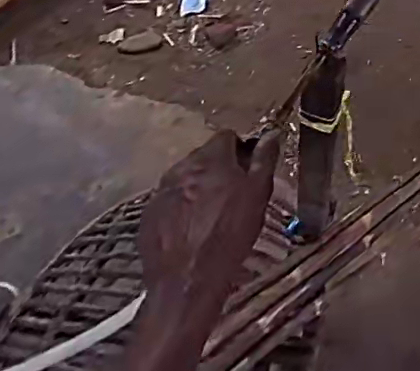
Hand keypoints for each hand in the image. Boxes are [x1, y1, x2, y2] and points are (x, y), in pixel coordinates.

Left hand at [124, 130, 279, 370]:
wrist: (186, 285)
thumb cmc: (228, 237)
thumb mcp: (257, 196)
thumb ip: (264, 160)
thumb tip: (271, 134)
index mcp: (211, 158)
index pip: (227, 137)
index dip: (240, 151)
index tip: (247, 172)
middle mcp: (183, 167)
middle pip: (205, 156)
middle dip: (219, 169)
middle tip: (232, 196)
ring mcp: (162, 190)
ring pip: (186, 178)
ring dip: (199, 187)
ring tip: (210, 216)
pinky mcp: (149, 214)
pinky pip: (170, 200)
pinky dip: (181, 207)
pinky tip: (190, 230)